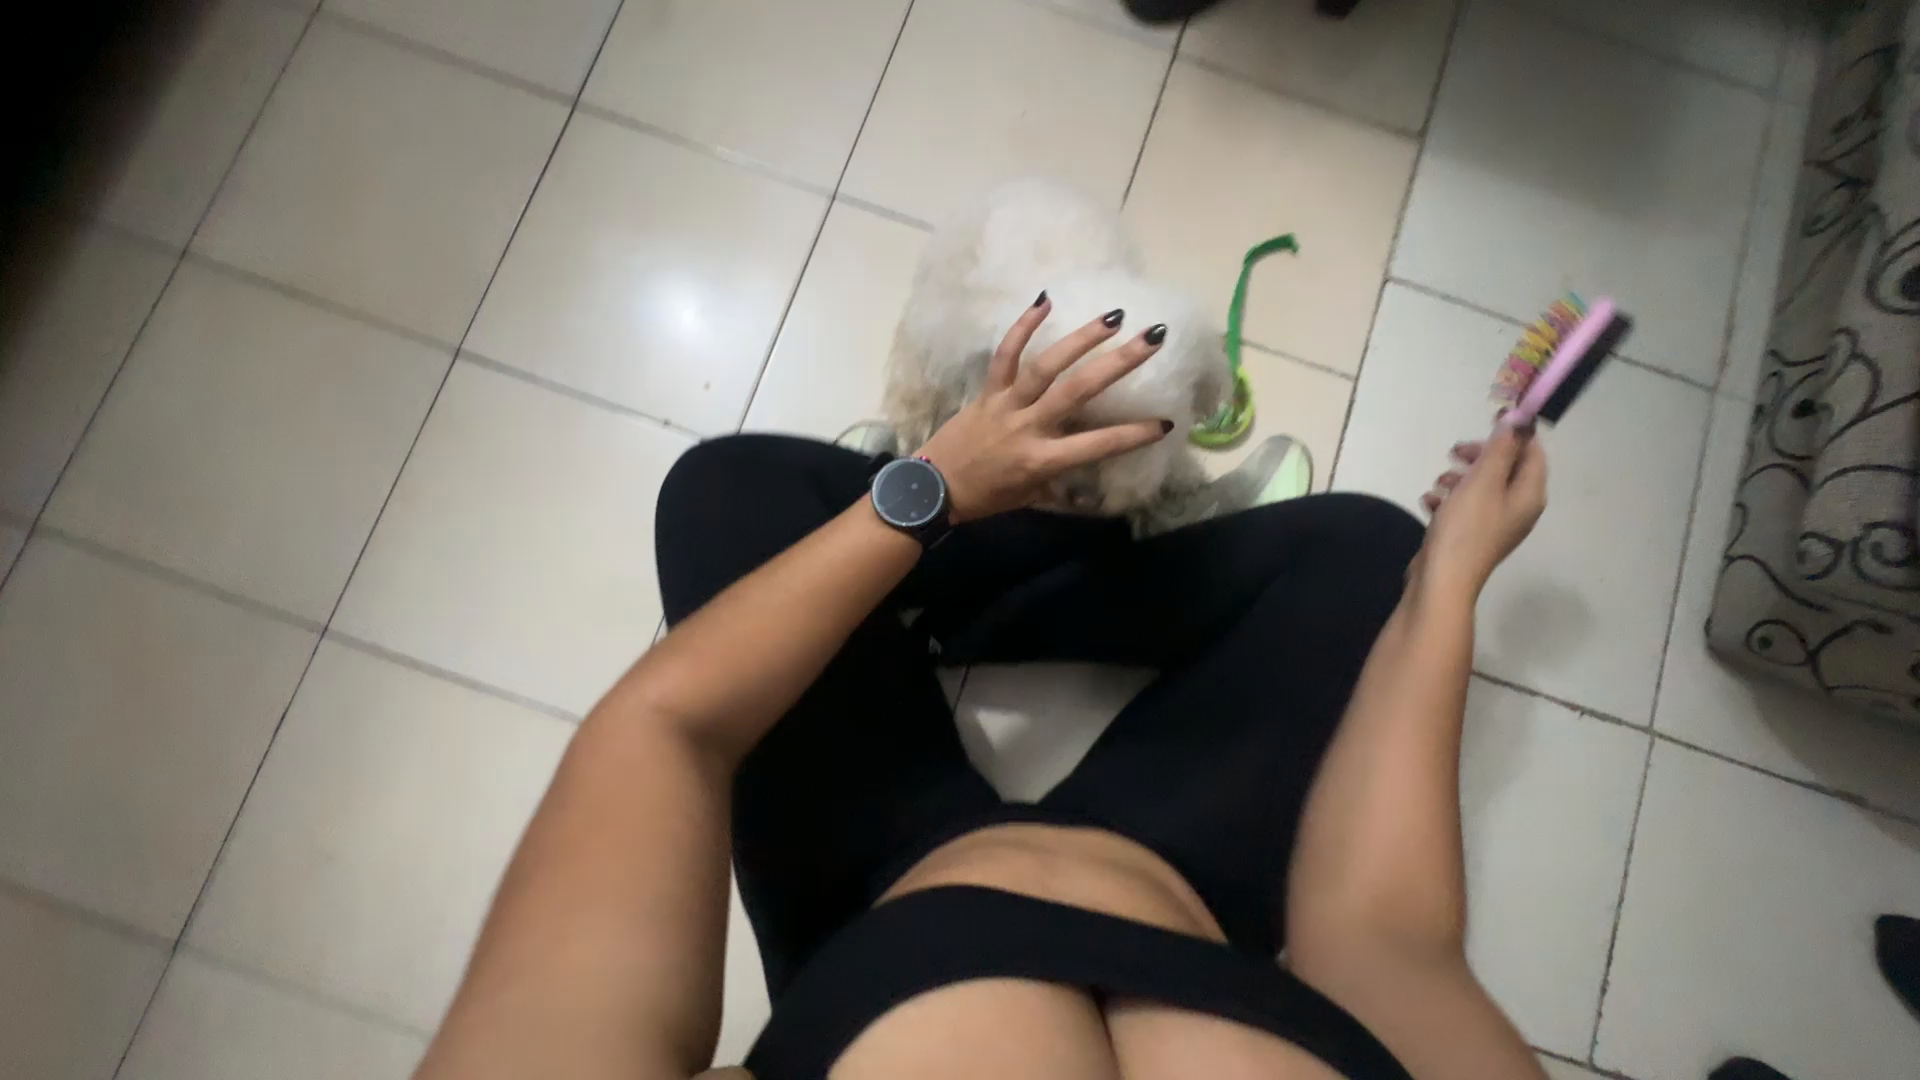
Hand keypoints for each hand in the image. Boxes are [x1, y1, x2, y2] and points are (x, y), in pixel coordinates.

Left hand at [916, 296, 1172, 522]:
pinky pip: (1004, 355)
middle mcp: (1028, 427)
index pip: (1096, 446)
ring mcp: (1005, 405)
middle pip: (1077, 391)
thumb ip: (1064, 485)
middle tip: (1152, 339)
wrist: (932, 489)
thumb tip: (1096, 479)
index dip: (1132, 435)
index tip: (1165, 423)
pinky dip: (1022, 327)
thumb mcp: (1031, 498)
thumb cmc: (986, 498)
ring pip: (1045, 366)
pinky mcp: (986, 391)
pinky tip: (1044, 301)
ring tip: (1113, 318)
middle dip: (1118, 364)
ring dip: (1080, 339)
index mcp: (1042, 460)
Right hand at [1414, 424, 1546, 599]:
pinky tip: (1429, 503)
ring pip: (1480, 487)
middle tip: (1454, 452)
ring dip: (1458, 478)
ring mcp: (1493, 523)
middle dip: (1479, 457)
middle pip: (1504, 469)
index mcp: (1528, 495)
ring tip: (1438, 482)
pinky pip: (1462, 507)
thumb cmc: (1465, 529)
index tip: (1487, 421)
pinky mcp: (1469, 534)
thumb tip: (1516, 419)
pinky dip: (1447, 500)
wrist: (1442, 579)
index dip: (1514, 435)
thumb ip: (1499, 450)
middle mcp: (1517, 508)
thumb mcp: (1482, 483)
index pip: (1532, 454)